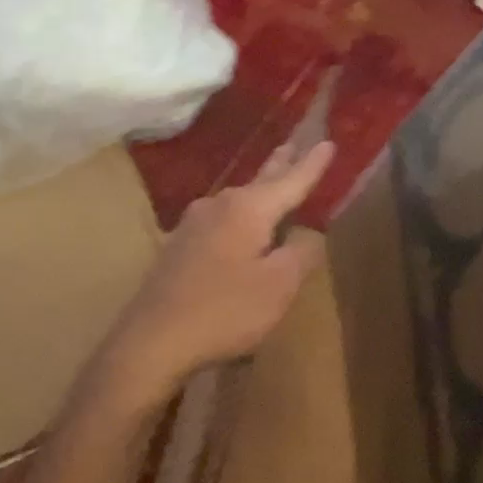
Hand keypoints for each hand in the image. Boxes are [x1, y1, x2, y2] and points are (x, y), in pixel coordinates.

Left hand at [90, 141, 333, 405]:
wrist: (153, 340)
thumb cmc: (225, 311)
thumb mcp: (279, 286)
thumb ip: (301, 254)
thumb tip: (310, 233)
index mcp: (248, 209)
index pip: (291, 180)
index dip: (313, 165)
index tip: (329, 142)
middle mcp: (218, 207)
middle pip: (258, 182)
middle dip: (280, 165)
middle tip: (294, 144)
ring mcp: (192, 226)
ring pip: (235, 202)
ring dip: (257, 192)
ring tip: (272, 181)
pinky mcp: (177, 249)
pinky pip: (218, 224)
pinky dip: (238, 219)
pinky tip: (237, 229)